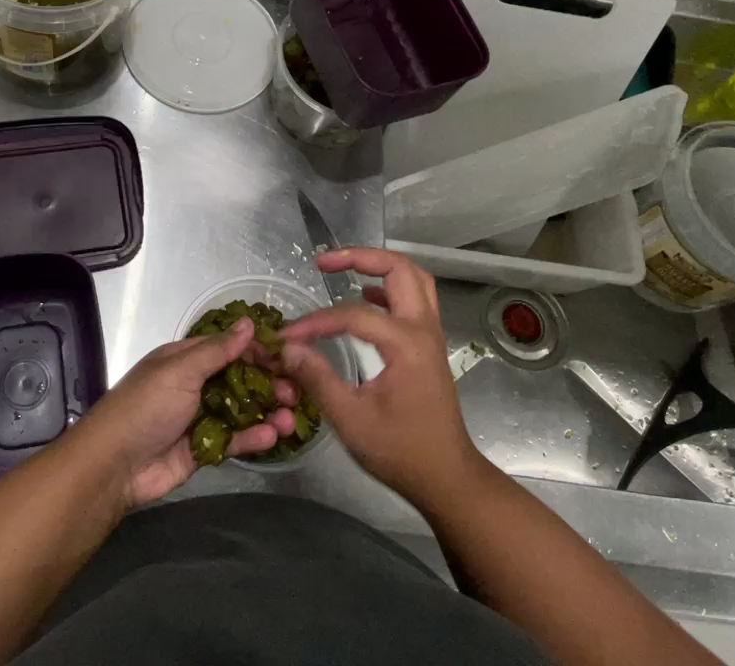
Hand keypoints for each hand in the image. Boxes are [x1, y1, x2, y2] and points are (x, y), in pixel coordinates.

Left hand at [74, 318, 296, 506]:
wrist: (114, 465)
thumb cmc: (146, 407)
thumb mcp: (180, 370)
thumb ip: (217, 350)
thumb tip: (248, 323)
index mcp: (184, 359)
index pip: (227, 347)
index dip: (256, 350)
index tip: (287, 355)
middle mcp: (193, 385)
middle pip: (239, 379)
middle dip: (268, 383)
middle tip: (295, 390)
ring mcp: (198, 418)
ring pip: (240, 410)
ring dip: (266, 411)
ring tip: (291, 417)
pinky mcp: (203, 450)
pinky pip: (233, 439)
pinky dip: (253, 437)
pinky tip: (273, 436)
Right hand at [281, 247, 482, 506]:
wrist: (448, 477)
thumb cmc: (401, 451)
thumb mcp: (351, 420)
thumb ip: (318, 379)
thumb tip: (288, 348)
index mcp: (407, 344)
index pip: (353, 315)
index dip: (316, 322)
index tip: (287, 337)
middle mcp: (424, 330)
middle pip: (399, 270)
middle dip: (360, 257)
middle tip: (323, 262)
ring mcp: (431, 336)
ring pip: (413, 279)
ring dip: (380, 266)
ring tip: (343, 268)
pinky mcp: (429, 347)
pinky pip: (414, 299)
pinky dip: (389, 287)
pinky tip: (364, 297)